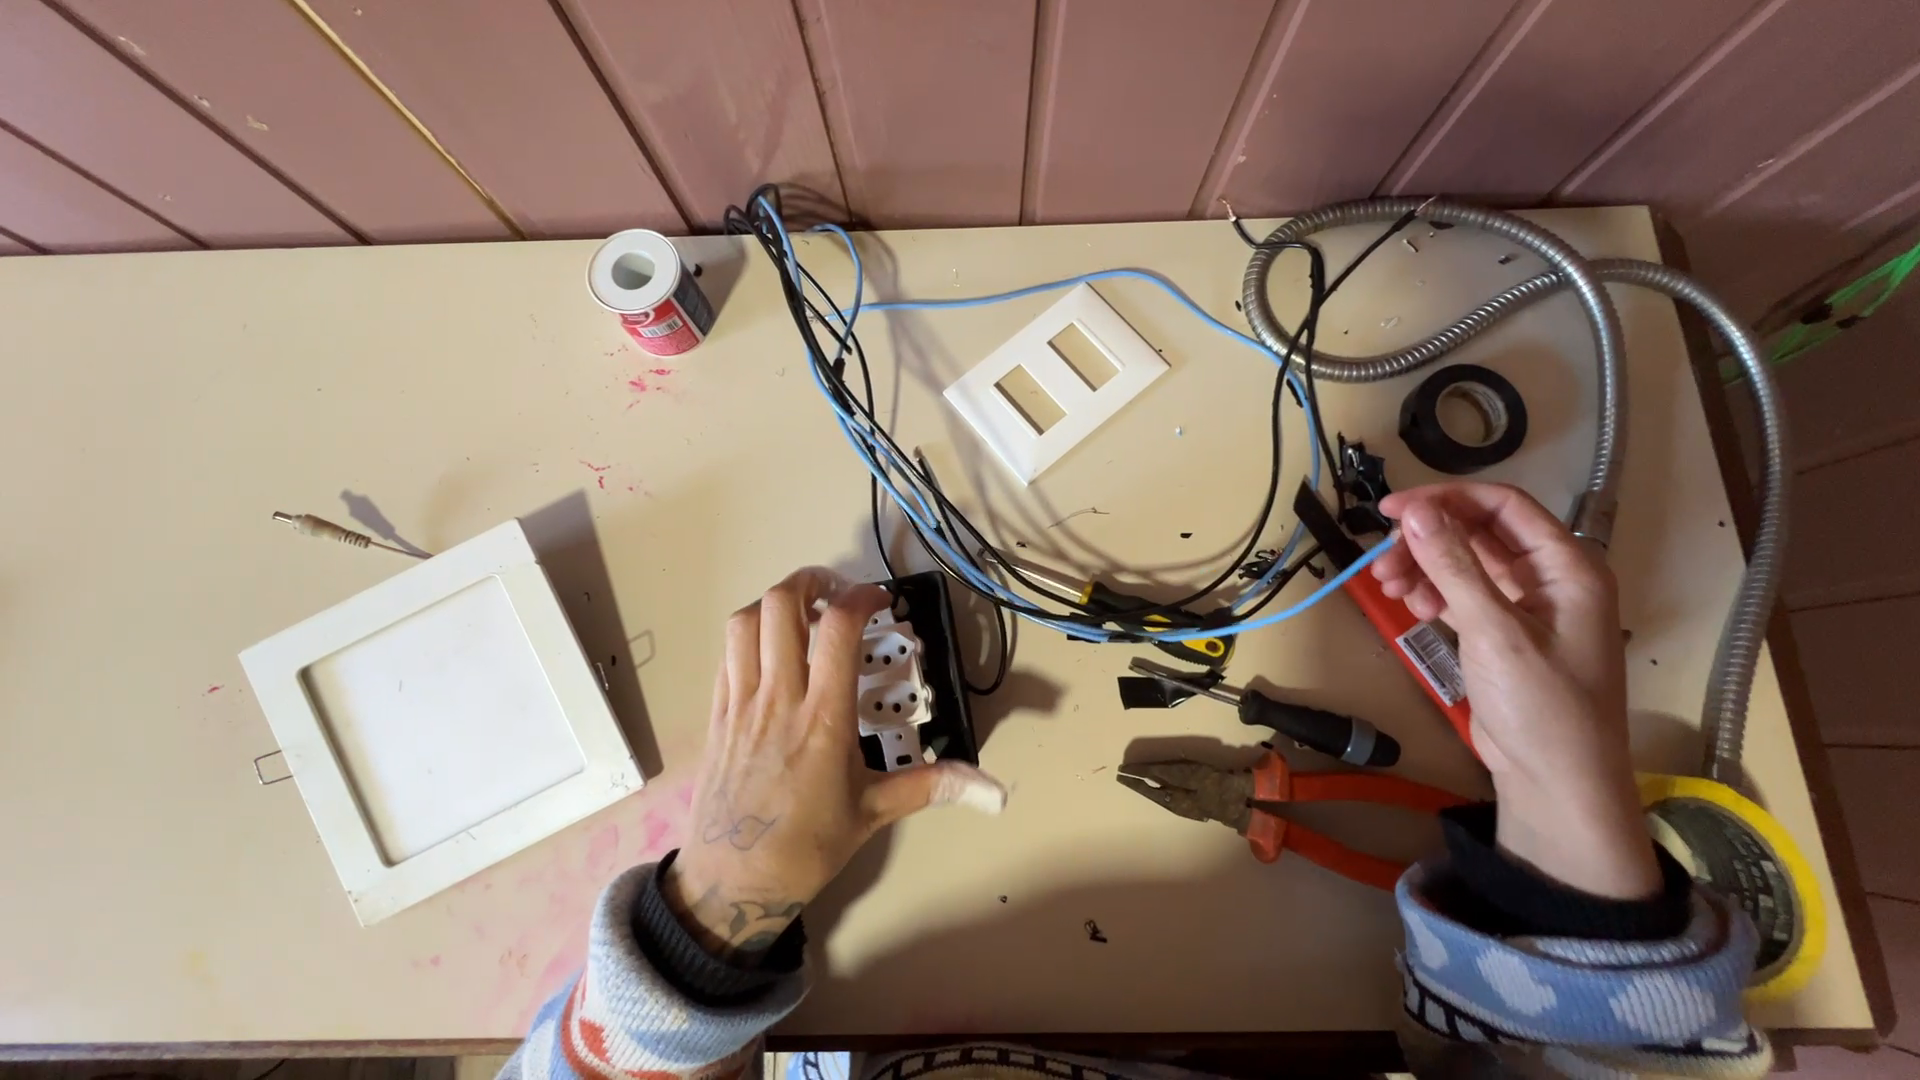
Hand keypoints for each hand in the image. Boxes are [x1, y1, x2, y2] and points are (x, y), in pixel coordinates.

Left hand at [664, 567, 1006, 962]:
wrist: (730, 884)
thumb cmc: (806, 846)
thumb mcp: (873, 813)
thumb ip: (932, 787)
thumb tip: (994, 791)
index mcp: (824, 717)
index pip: (838, 629)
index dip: (861, 597)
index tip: (880, 601)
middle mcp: (779, 698)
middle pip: (781, 605)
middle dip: (811, 581)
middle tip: (837, 593)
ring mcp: (741, 703)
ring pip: (745, 622)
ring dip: (775, 603)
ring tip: (803, 614)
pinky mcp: (717, 715)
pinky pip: (726, 655)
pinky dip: (749, 635)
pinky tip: (771, 651)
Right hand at [1371, 483, 1658, 899]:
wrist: (1554, 781)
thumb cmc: (1539, 704)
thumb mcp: (1493, 631)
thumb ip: (1455, 567)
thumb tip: (1417, 513)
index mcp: (1566, 567)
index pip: (1502, 506)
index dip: (1445, 500)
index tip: (1391, 511)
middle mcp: (1548, 578)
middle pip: (1477, 534)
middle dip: (1426, 541)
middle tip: (1381, 561)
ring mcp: (1525, 607)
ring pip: (1464, 564)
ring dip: (1423, 568)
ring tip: (1387, 586)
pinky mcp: (1502, 633)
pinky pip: (1462, 594)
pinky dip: (1433, 593)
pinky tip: (1411, 606)